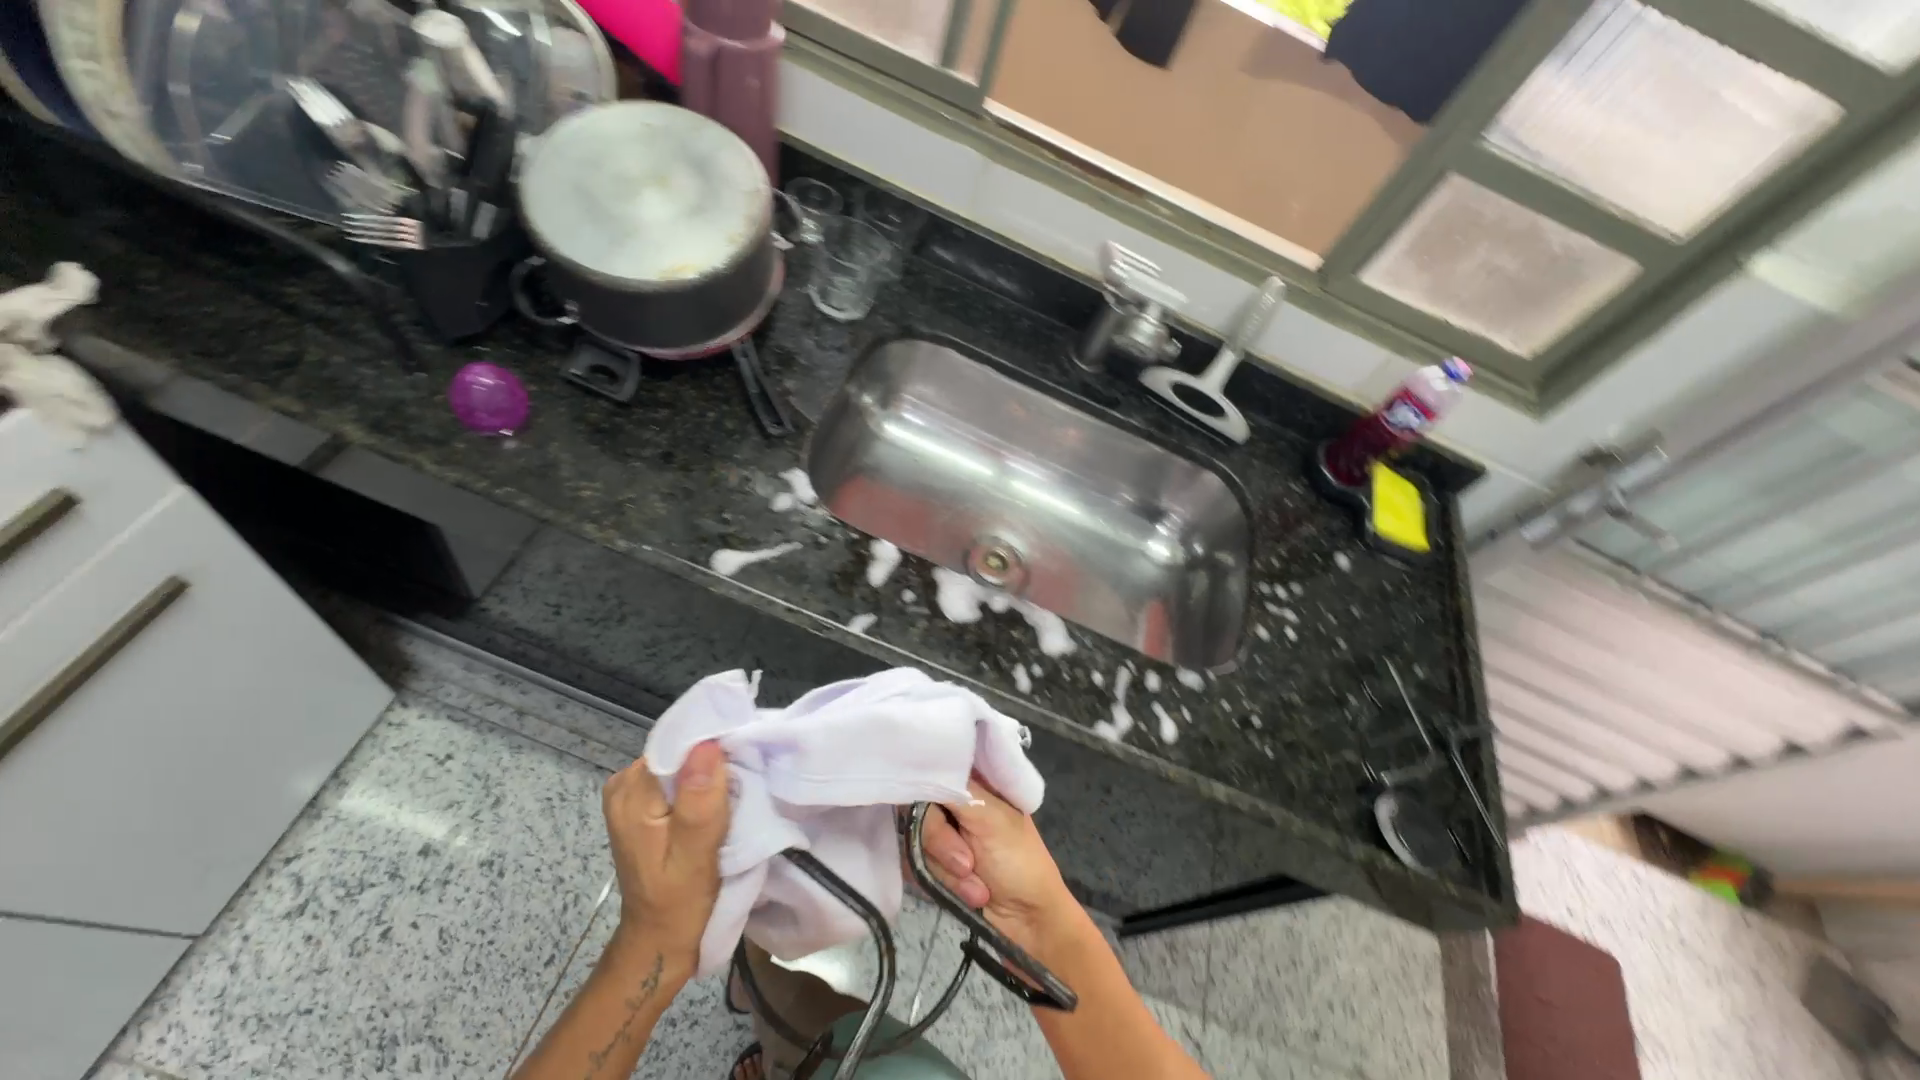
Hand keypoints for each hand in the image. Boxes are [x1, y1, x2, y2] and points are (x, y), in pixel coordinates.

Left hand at [602, 741, 730, 973]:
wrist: (660, 938)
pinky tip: (719, 807)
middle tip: (743, 789)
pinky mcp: (645, 804)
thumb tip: (707, 747)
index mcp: (632, 793)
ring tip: (734, 800)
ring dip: (712, 777)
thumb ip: (699, 802)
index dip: (716, 749)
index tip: (746, 764)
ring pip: (684, 764)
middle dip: (716, 763)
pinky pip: (681, 779)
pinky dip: (704, 788)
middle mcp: (626, 785)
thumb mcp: (694, 856)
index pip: (679, 745)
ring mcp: (633, 794)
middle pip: (681, 751)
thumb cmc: (678, 902)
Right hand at [921, 777, 1079, 952]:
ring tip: (979, 887)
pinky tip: (971, 895)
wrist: (1029, 922)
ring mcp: (947, 834)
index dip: (927, 783)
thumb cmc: (1019, 863)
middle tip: (969, 864)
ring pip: (918, 841)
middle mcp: (958, 802)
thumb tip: (925, 760)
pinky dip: (944, 883)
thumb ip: (957, 788)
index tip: (932, 803)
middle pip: (920, 810)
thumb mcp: (992, 819)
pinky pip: (917, 865)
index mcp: (977, 781)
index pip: (936, 767)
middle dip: (942, 844)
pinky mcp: (938, 862)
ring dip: (947, 871)